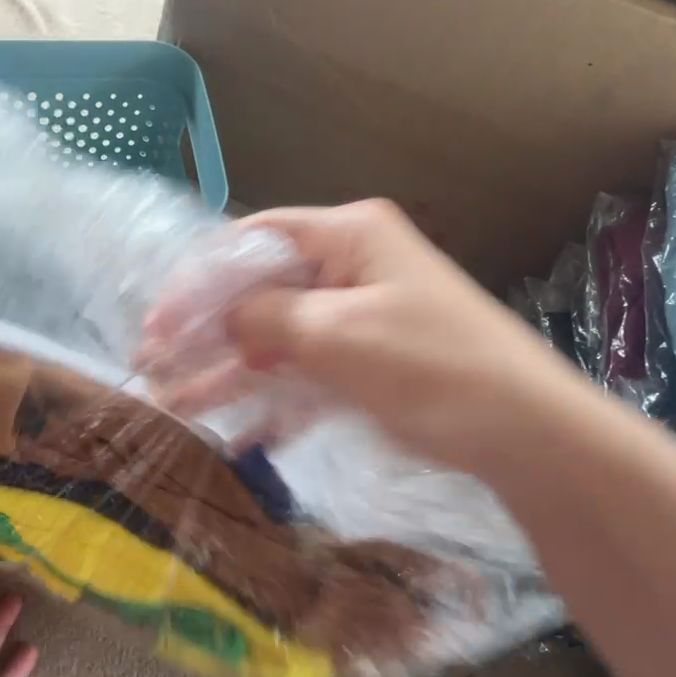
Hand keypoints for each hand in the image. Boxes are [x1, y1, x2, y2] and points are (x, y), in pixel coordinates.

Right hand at [145, 200, 594, 476]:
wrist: (523, 434)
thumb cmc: (430, 366)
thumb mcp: (336, 333)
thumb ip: (265, 317)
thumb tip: (223, 317)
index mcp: (348, 239)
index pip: (253, 242)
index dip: (198, 279)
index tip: (157, 321)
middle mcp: (347, 271)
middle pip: (256, 295)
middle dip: (203, 334)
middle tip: (152, 366)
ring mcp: (355, 321)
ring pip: (272, 341)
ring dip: (225, 374)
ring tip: (174, 405)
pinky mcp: (363, 368)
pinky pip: (301, 378)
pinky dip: (271, 403)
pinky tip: (238, 437)